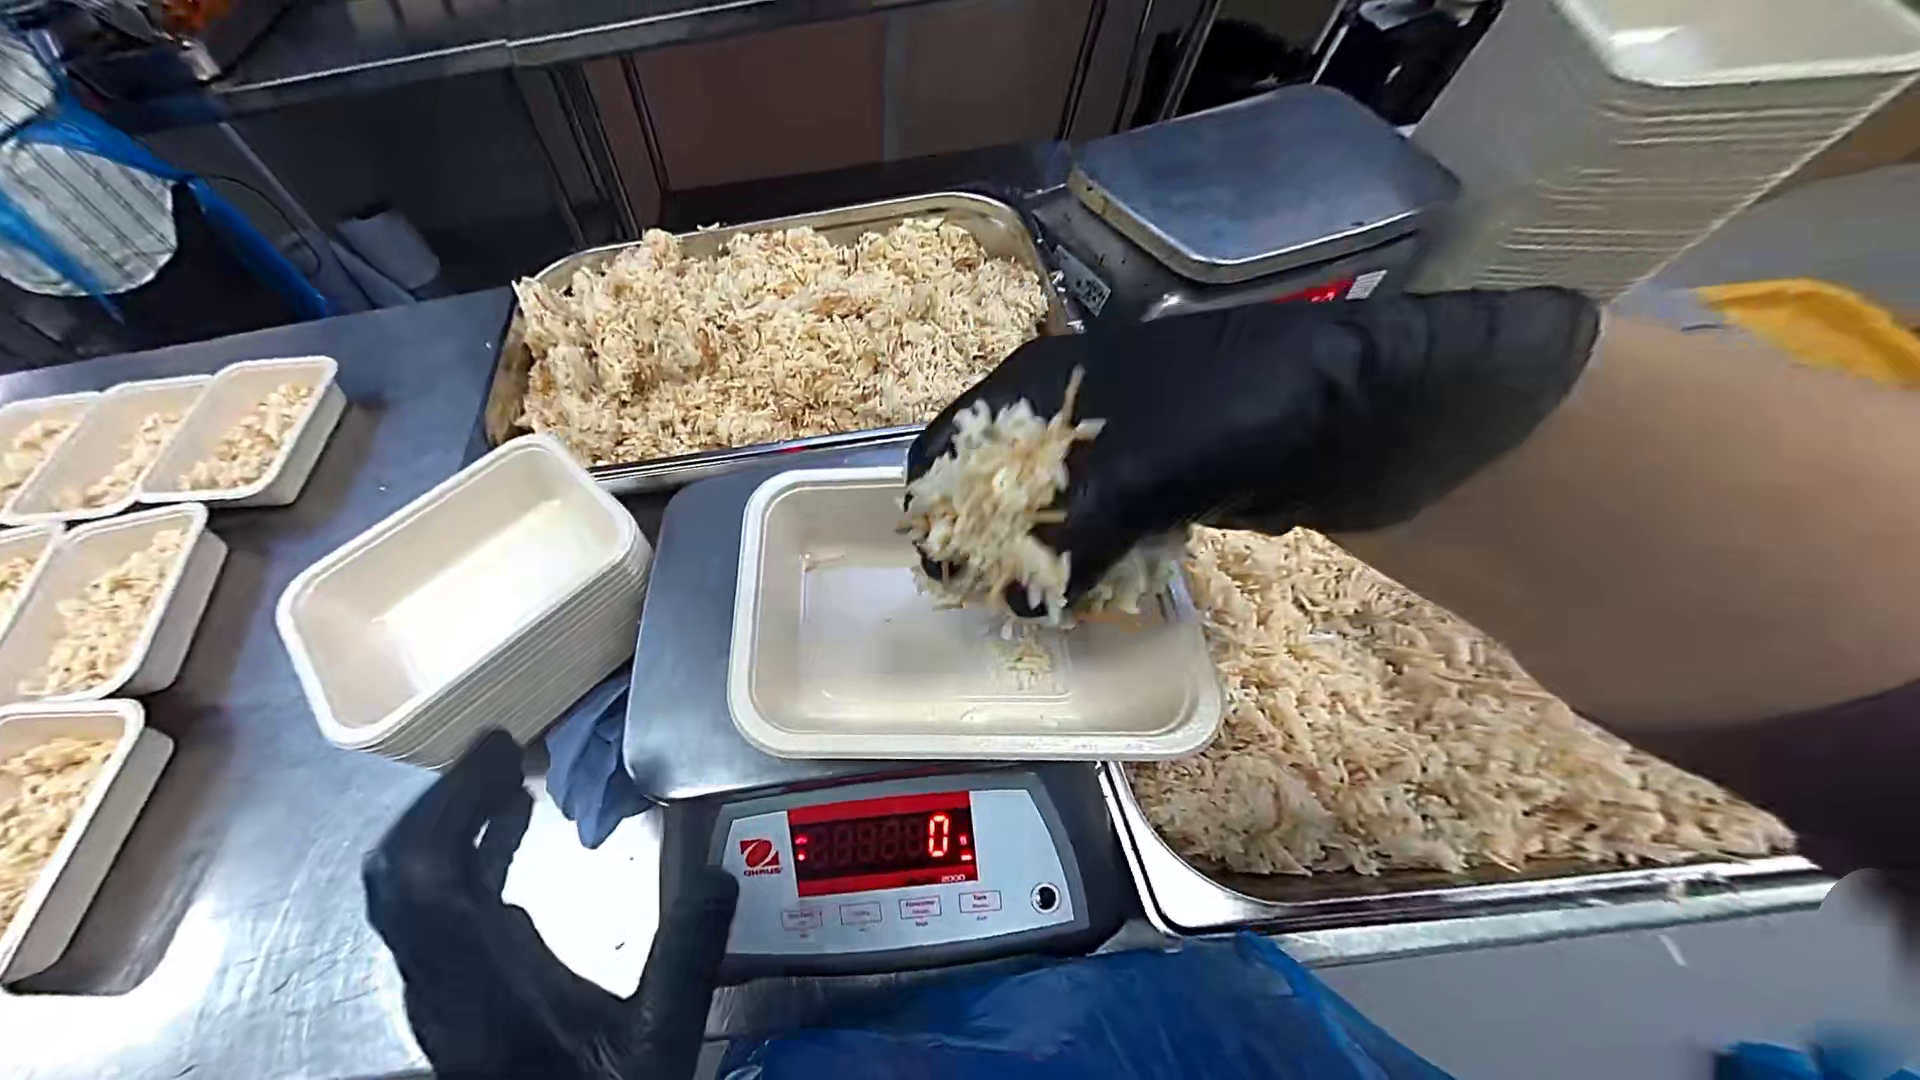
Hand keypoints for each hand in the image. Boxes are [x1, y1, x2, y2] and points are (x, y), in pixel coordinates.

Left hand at [364, 730, 737, 1079]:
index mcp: (484, 982)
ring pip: (417, 885)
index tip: (497, 748)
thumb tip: (719, 874)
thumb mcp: (657, 1038)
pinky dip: (471, 846)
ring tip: (509, 773)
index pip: (429, 877)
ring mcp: (447, 980)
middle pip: (407, 873)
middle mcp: (448, 977)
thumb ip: (687, 956)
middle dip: (450, 797)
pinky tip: (512, 824)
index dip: (451, 802)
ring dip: (456, 817)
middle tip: (506, 748)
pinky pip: (445, 898)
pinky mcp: (461, 982)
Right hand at [907, 289, 1599, 604]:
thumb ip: (1071, 536)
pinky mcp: (1143, 482)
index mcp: (1038, 385)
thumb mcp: (1142, 469)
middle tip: (983, 594)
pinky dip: (1079, 558)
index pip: (950, 443)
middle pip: (991, 480)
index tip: (937, 566)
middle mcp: (1059, 411)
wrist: (1357, 406)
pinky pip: (1090, 528)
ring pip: (1042, 508)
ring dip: (1031, 553)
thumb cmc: (1237, 409)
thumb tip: (1017, 603)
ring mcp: (1105, 448)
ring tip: (1028, 600)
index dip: (935, 503)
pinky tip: (1084, 588)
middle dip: (982, 537)